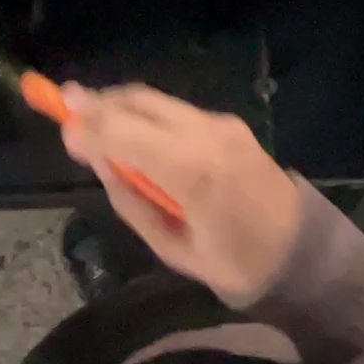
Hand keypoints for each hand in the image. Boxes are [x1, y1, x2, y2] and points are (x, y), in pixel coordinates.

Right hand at [60, 84, 300, 304]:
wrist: (301, 250)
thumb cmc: (234, 262)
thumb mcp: (171, 247)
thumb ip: (131, 200)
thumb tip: (101, 162)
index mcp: (192, 170)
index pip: (124, 132)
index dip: (88, 126)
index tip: (62, 127)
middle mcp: (206, 134)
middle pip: (138, 101)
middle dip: (99, 103)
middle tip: (66, 105)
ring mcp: (221, 124)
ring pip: (156, 101)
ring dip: (121, 106)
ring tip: (93, 119)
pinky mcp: (230, 123)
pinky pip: (176, 111)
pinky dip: (146, 115)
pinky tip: (133, 132)